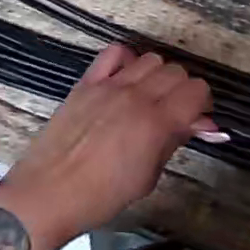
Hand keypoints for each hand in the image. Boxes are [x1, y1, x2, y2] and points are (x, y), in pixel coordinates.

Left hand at [0, 45, 215, 247]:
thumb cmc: (101, 197)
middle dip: (183, 91)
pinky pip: (114, 52)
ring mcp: (110, 85)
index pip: (197, 90)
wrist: (48, 194)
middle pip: (177, 71)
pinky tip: (125, 78)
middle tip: (175, 113)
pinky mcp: (87, 82)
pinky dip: (127, 59)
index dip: (202, 104)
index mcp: (156, 123)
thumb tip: (201, 125)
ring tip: (149, 97)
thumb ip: (174, 142)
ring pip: (152, 59)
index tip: (196, 120)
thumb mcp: (148, 177)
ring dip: (158, 75)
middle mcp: (137, 96)